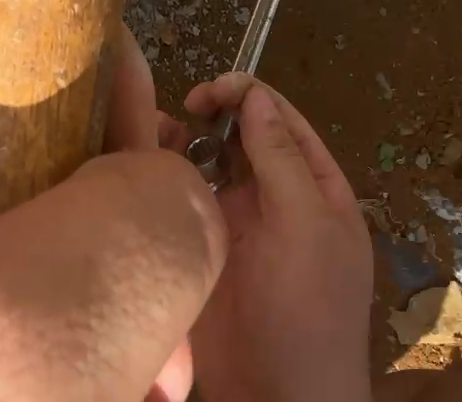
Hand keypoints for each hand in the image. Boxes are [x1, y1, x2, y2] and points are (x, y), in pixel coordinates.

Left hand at [0, 0, 224, 401]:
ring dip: (80, 311)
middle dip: (106, 221)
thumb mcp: (3, 339)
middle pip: (22, 130)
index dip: (87, 50)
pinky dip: (28, 358)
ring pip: (10, 235)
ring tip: (116, 396)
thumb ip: (131, 235)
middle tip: (149, 347)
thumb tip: (178, 191)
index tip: (137, 163)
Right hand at [179, 73, 374, 401]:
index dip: (251, 95)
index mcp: (314, 187)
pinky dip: (168, 171)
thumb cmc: (305, 307)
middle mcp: (275, 194)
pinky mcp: (202, 239)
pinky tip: (147, 163)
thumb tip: (257, 95)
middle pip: (244, 134)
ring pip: (210, 159)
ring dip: (189, 138)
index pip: (283, 121)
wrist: (274, 395)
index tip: (213, 90)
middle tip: (188, 106)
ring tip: (161, 131)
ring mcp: (236, 218)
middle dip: (218, 111)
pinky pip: (185, 194)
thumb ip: (281, 159)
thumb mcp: (305, 226)